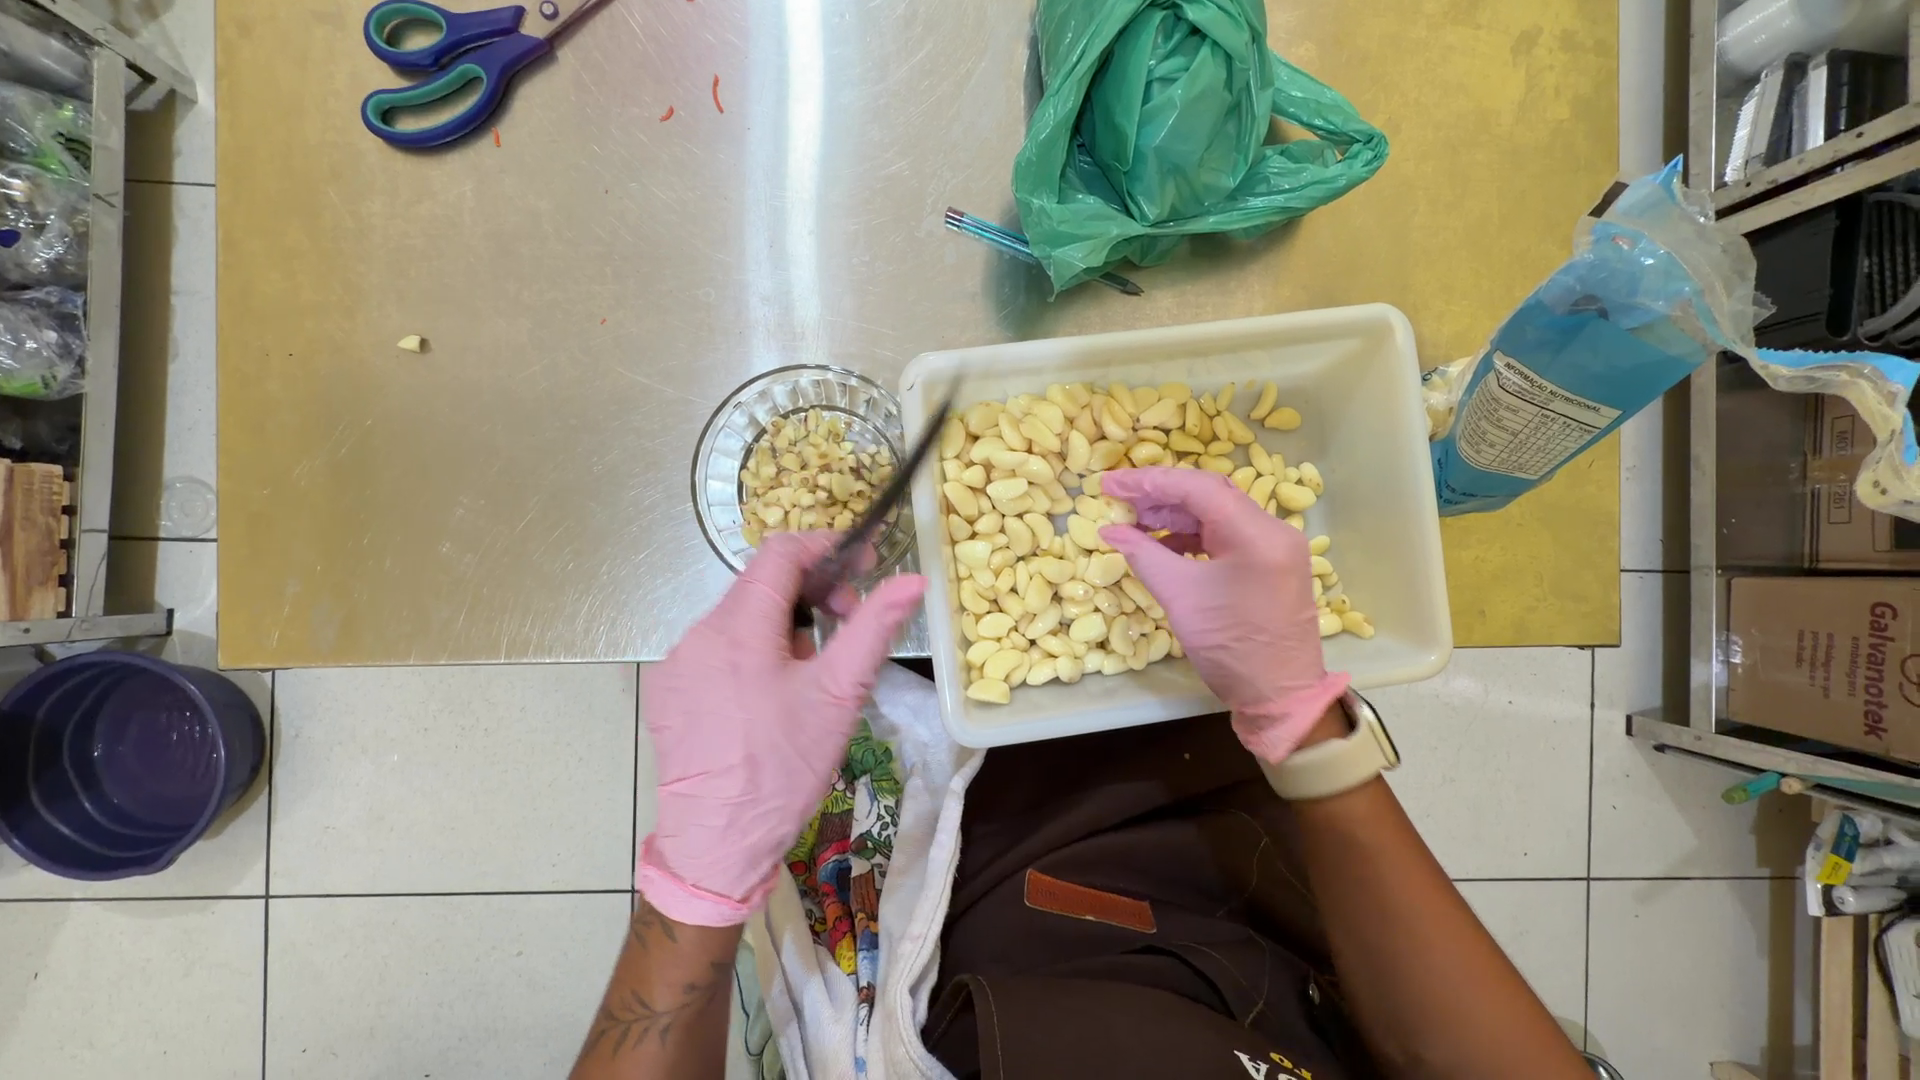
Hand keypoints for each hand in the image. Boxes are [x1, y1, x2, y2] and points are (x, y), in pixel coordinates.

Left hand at [636, 532, 926, 925]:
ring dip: (782, 625)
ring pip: (739, 618)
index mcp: (738, 628)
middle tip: (846, 625)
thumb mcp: (840, 695)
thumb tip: (913, 581)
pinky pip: (716, 650)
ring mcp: (676, 665)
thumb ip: (874, 627)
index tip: (861, 565)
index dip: (825, 547)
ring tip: (810, 672)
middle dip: (810, 592)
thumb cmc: (785, 767)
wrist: (719, 844)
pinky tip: (770, 695)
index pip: (779, 553)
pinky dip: (751, 652)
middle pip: (759, 584)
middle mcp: (697, 635)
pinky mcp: (668, 692)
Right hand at [1097, 467, 1347, 763]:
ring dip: (1174, 514)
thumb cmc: (1231, 648)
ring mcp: (1274, 547)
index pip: (1198, 488)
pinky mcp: (1270, 564)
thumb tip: (1110, 531)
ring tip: (1132, 520)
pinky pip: (1226, 536)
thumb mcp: (1181, 597)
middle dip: (1160, 494)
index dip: (1149, 482)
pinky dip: (1192, 535)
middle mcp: (1273, 530)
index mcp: (1257, 534)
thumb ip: (1144, 555)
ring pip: (1217, 514)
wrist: (1280, 697)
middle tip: (1116, 498)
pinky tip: (1161, 543)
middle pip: (1209, 495)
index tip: (1110, 484)